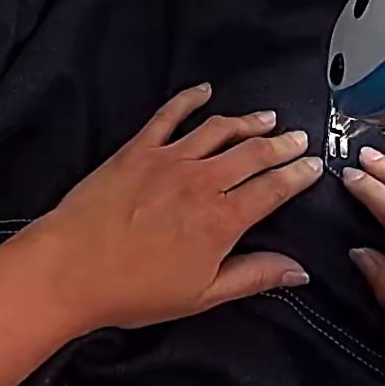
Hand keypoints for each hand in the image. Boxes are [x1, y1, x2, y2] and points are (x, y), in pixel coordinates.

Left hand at [13, 84, 322, 332]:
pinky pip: (170, 115)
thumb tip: (298, 271)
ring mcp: (171, 158)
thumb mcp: (202, 295)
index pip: (273, 189)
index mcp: (222, 219)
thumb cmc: (134, 290)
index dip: (298, 175)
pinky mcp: (141, 147)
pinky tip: (204, 90)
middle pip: (254, 154)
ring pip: (220, 130)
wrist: (69, 270)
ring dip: (248, 121)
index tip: (314, 164)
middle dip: (282, 144)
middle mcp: (203, 180)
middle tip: (300, 137)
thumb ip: (253, 276)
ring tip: (267, 117)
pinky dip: (189, 99)